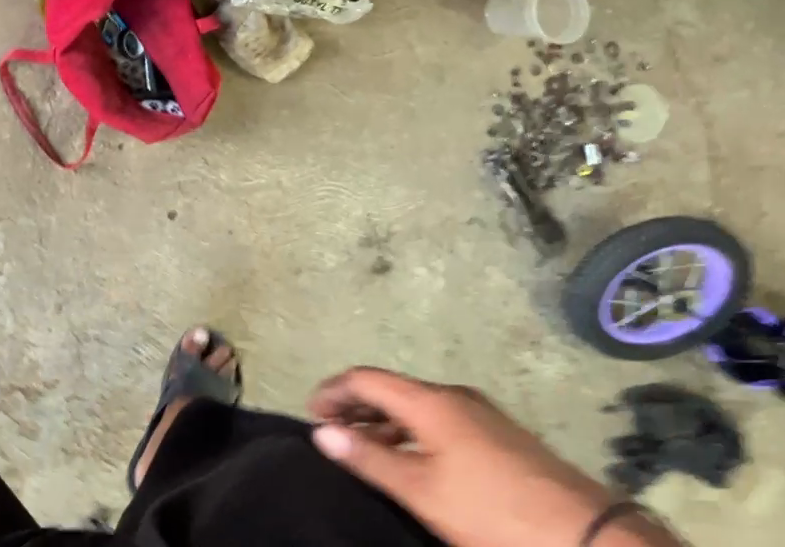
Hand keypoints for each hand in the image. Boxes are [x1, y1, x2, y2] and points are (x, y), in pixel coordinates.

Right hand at [307, 367, 674, 546]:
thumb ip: (368, 458)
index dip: (332, 392)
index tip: (312, 415)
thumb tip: (321, 431)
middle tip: (335, 432)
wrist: (597, 542)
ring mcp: (486, 416)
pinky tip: (418, 462)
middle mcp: (456, 397)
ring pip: (420, 407)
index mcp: (430, 401)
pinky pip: (444, 421)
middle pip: (392, 389)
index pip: (364, 378)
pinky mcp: (507, 438)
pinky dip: (416, 432)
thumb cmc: (495, 512)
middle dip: (357, 406)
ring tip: (371, 450)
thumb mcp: (421, 491)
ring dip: (387, 422)